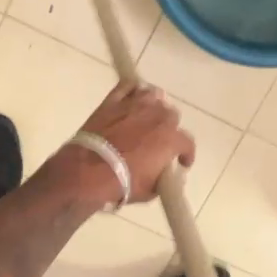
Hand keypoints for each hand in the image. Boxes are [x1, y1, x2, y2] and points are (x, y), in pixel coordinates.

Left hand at [75, 82, 194, 203]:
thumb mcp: (150, 190)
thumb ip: (163, 179)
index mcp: (171, 139)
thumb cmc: (122, 183)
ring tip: (148, 115)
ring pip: (153, 95)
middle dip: (168, 128)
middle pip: (171, 116)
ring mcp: (135, 104)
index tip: (182, 162)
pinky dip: (133, 90)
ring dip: (154, 105)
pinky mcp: (113, 100)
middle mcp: (158, 116)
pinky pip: (128, 86)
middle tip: (159, 139)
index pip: (188, 143)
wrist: (88, 171)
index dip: (187, 153)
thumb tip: (167, 174)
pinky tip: (132, 98)